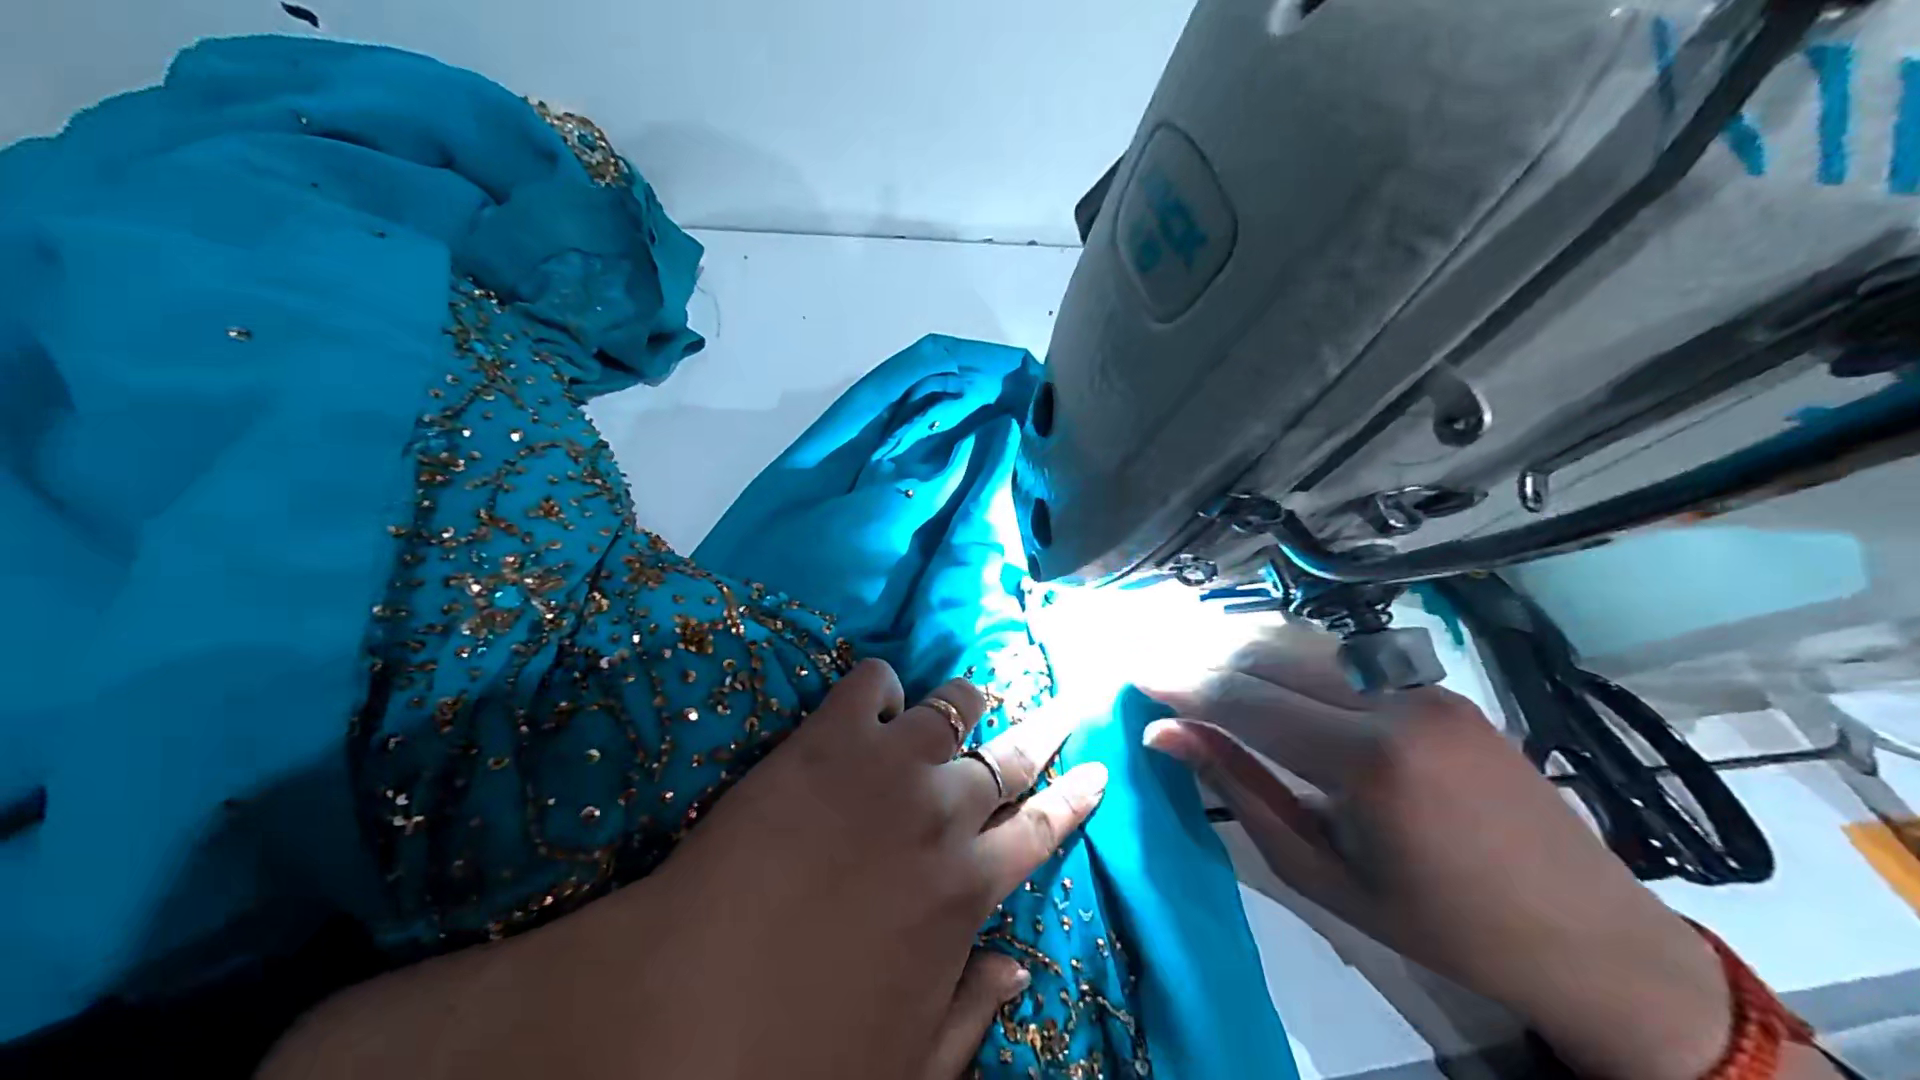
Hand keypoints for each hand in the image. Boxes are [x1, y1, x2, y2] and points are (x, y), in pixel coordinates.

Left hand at [262, 659, 1106, 1079]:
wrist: (682, 1010)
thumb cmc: (797, 1054)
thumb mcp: (909, 1062)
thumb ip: (971, 1008)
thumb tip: (1019, 968)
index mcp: (967, 892)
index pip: (1042, 830)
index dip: (1074, 797)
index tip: (1096, 769)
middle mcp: (942, 815)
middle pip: (1011, 757)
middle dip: (1044, 731)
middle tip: (1063, 708)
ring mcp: (885, 769)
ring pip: (949, 709)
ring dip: (963, 701)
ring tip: (967, 696)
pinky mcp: (824, 741)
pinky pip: (870, 684)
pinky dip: (880, 686)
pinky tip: (875, 697)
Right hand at [1142, 630, 1739, 1079]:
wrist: (1588, 932)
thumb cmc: (1441, 924)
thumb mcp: (1322, 872)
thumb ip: (1240, 788)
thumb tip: (1166, 734)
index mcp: (1368, 760)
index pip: (1245, 698)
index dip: (1181, 682)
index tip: (1135, 674)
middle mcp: (1393, 701)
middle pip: (1268, 654)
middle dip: (1202, 657)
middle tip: (1155, 665)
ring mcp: (1421, 684)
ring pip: (1302, 643)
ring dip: (1239, 648)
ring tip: (1193, 661)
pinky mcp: (1436, 684)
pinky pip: (1340, 656)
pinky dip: (1286, 656)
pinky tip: (1258, 669)